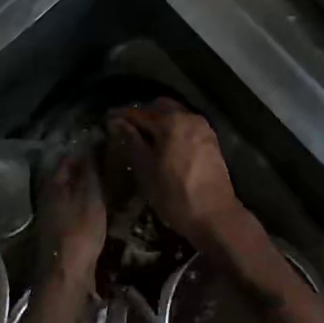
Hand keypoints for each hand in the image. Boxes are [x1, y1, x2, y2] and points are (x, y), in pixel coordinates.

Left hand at [37, 151, 105, 281]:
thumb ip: (90, 167)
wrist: (66, 275)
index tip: (106, 144)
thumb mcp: (90, 194)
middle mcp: (48, 195)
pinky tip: (100, 206)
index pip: (69, 155)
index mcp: (53, 182)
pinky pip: (73, 208)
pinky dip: (85, 203)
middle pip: (67, 174)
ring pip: (70, 191)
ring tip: (110, 183)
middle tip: (111, 163)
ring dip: (86, 186)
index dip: (86, 148)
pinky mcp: (58, 231)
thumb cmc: (80, 230)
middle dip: (86, 167)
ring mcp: (51, 214)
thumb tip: (90, 137)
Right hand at [108, 98, 245, 251]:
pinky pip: (186, 124)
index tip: (108, 118)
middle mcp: (188, 117)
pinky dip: (173, 127)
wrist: (215, 216)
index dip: (122, 115)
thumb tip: (117, 122)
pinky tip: (164, 143)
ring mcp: (202, 127)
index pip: (139, 113)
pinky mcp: (210, 139)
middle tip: (126, 127)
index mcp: (170, 122)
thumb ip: (132, 141)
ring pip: (175, 114)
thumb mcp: (146, 170)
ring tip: (143, 136)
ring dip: (159, 120)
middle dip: (142, 114)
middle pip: (159, 107)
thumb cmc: (175, 195)